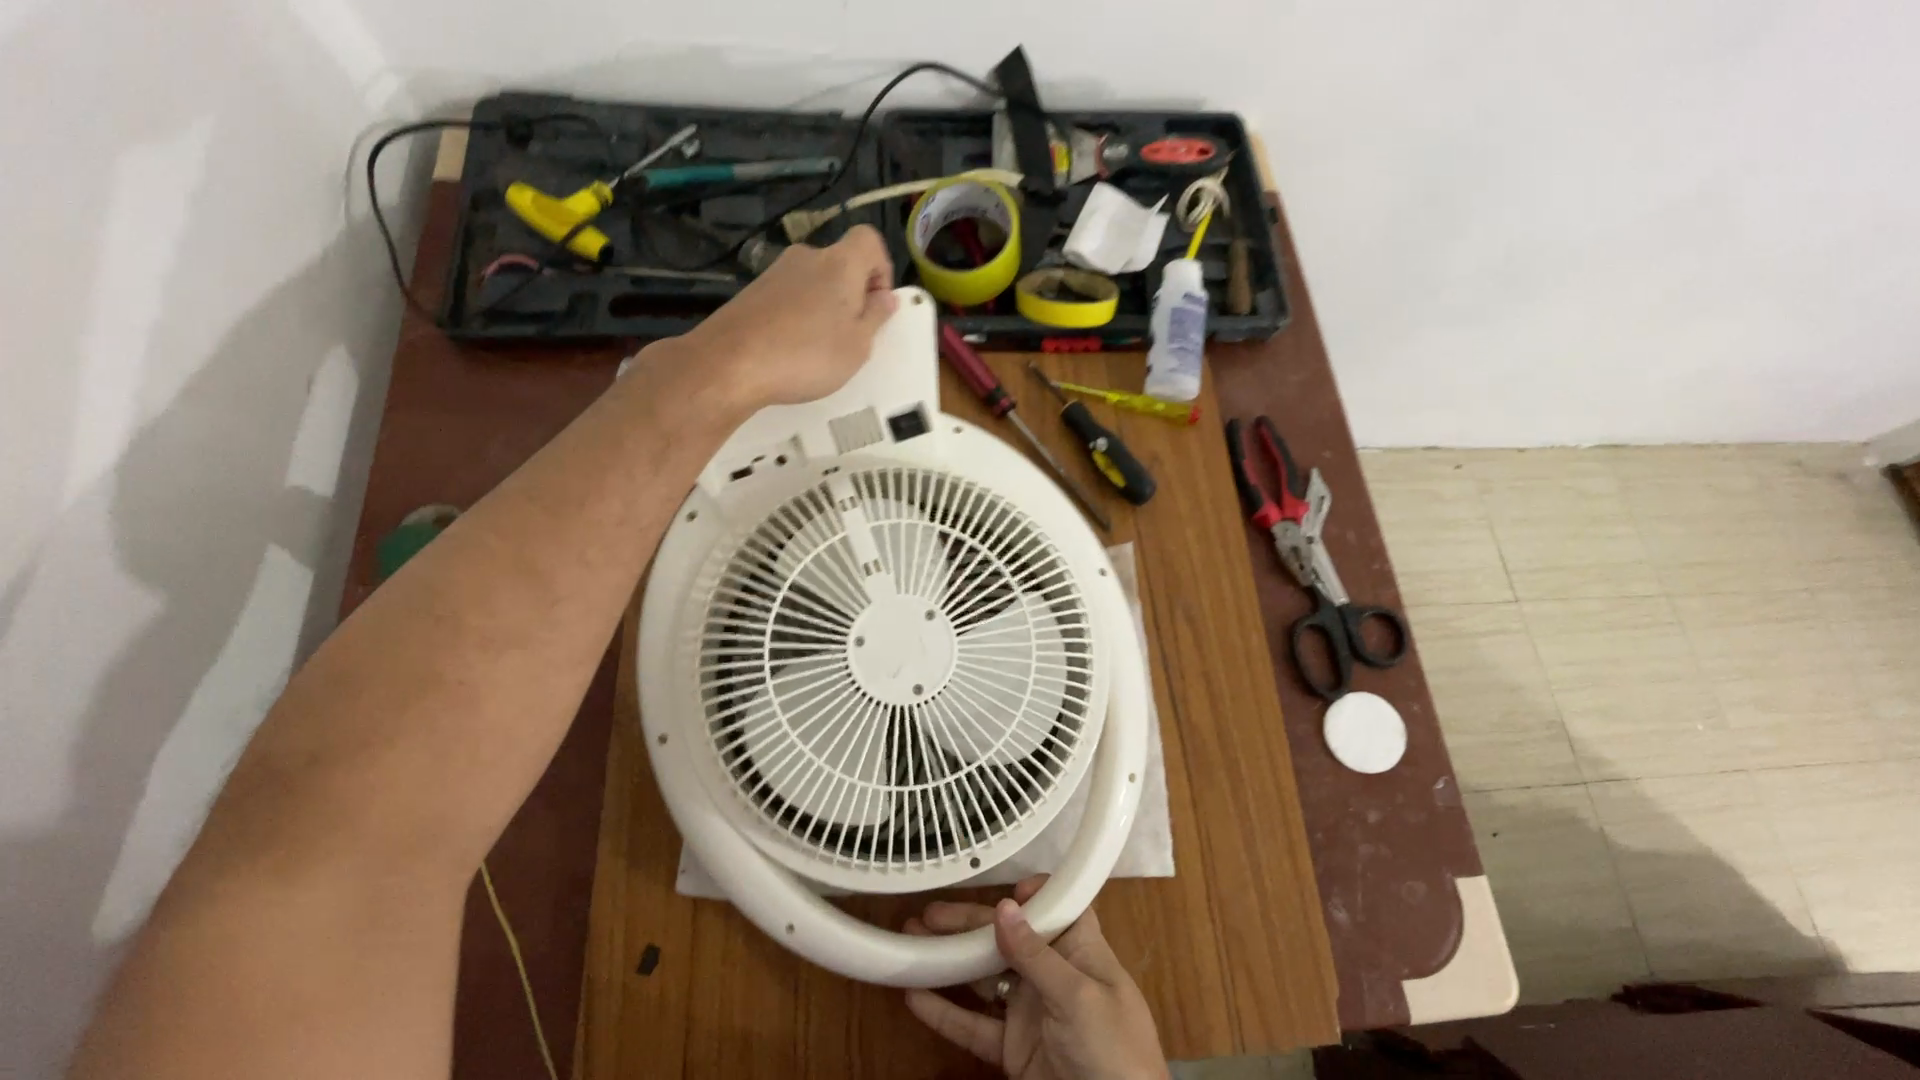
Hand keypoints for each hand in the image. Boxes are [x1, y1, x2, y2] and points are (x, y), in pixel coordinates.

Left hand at [674, 224, 896, 408]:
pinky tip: (789, 348)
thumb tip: (885, 298)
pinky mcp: (752, 291)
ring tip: (818, 347)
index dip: (881, 267)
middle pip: (840, 262)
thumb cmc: (807, 355)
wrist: (729, 363)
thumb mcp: (857, 346)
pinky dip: (796, 315)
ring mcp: (774, 272)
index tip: (878, 303)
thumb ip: (876, 317)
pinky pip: (788, 296)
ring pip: (813, 281)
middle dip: (851, 293)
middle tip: (851, 333)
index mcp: (840, 263)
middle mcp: (807, 257)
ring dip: (823, 306)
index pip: (869, 239)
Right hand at [904, 876, 1169, 1079]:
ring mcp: (1029, 1011)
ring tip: (911, 941)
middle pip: (1006, 938)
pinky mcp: (1013, 1049)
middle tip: (928, 914)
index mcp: (1080, 952)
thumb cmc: (1115, 1051)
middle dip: (968, 923)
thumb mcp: (1080, 998)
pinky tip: (916, 996)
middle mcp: (1052, 975)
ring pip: (983, 977)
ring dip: (949, 960)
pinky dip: (945, 1012)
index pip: (1056, 909)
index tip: (1001, 889)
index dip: (1030, 896)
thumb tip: (1004, 905)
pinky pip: (973, 1025)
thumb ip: (1038, 955)